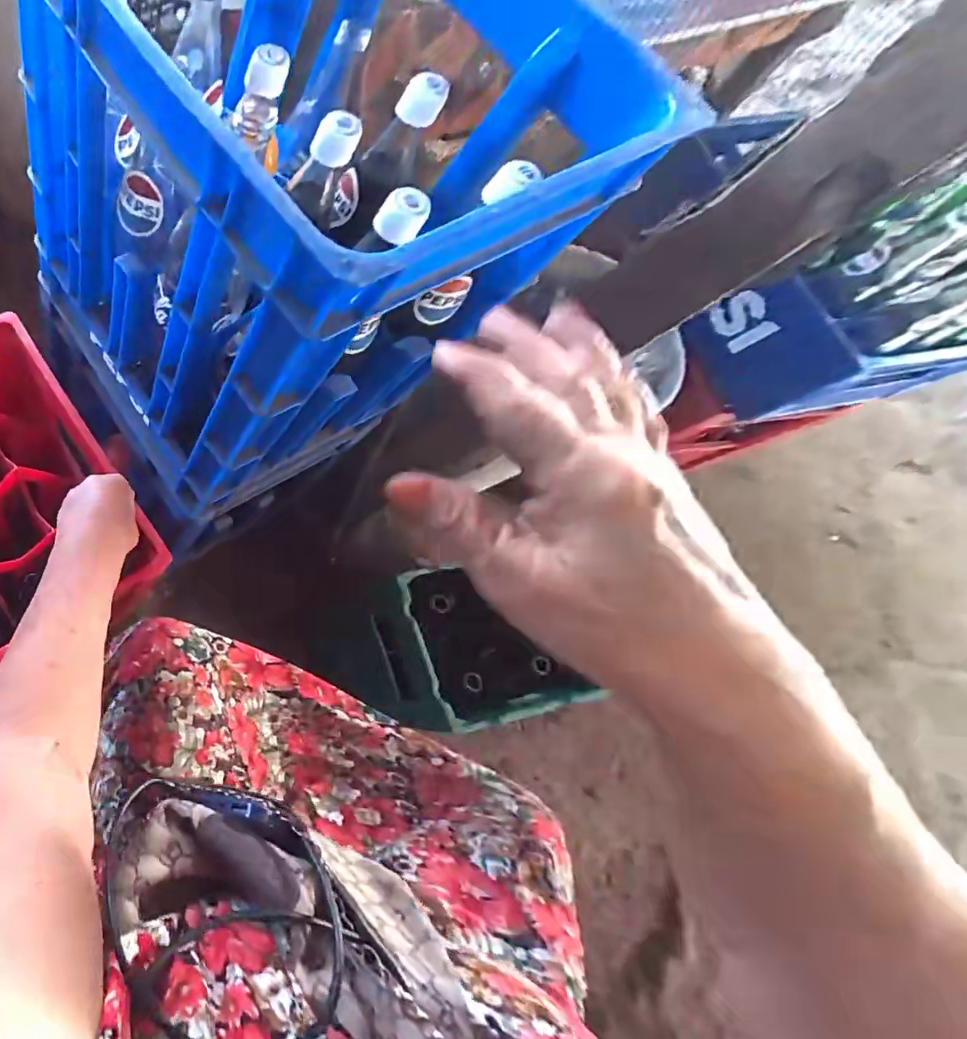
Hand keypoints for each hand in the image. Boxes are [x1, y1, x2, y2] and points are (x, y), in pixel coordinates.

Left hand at [54, 473, 138, 566]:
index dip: (124, 506)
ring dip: (87, 512)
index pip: (123, 490)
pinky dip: (76, 522)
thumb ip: (125, 517)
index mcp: (116, 481)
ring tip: (93, 534)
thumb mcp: (133, 527)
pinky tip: (80, 538)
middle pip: (101, 492)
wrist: (87, 547)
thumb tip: (119, 521)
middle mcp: (92, 481)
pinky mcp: (59, 509)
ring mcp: (73, 493)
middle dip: (103, 504)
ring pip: (84, 501)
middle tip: (108, 525)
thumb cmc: (118, 535)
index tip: (124, 519)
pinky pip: (73, 513)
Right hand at [382, 304, 783, 694]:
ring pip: (612, 386)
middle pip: (570, 382)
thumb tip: (396, 483)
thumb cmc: (601, 619)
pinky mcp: (663, 477)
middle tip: (490, 316)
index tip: (441, 350)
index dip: (479, 374)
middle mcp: (621, 451)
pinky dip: (616, 375)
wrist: (707, 658)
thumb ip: (457, 523)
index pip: (519, 406)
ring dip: (578, 347)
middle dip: (526, 345)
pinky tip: (611, 370)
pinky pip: (636, 407)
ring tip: (557, 314)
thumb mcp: (513, 575)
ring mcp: (651, 459)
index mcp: (582, 470)